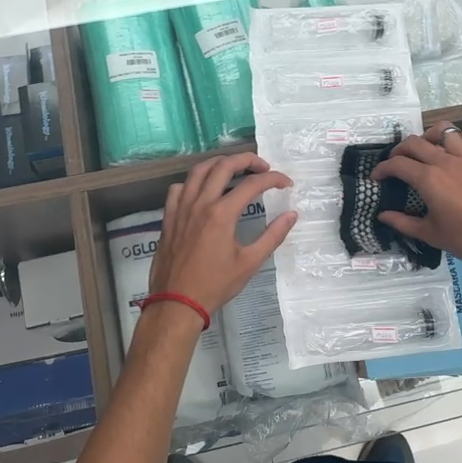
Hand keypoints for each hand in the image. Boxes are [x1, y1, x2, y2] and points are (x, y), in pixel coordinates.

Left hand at [149, 152, 297, 316]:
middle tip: (262, 167)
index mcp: (222, 213)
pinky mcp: (169, 216)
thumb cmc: (216, 284)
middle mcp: (201, 203)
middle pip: (224, 165)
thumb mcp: (250, 263)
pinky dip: (194, 182)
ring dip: (219, 163)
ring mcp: (181, 207)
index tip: (286, 183)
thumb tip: (292, 215)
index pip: (252, 183)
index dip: (273, 179)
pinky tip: (203, 189)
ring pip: (199, 170)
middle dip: (247, 160)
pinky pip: (179, 187)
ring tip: (235, 168)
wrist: (176, 302)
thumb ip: (272, 236)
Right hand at [373, 126, 461, 283]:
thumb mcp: (431, 235)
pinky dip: (461, 136)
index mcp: (429, 180)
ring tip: (425, 150)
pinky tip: (456, 149)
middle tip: (395, 163)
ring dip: (429, 137)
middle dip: (400, 150)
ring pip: (444, 131)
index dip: (383, 168)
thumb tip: (382, 216)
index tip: (376, 177)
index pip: (398, 164)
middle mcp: (446, 162)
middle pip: (416, 143)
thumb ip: (403, 223)